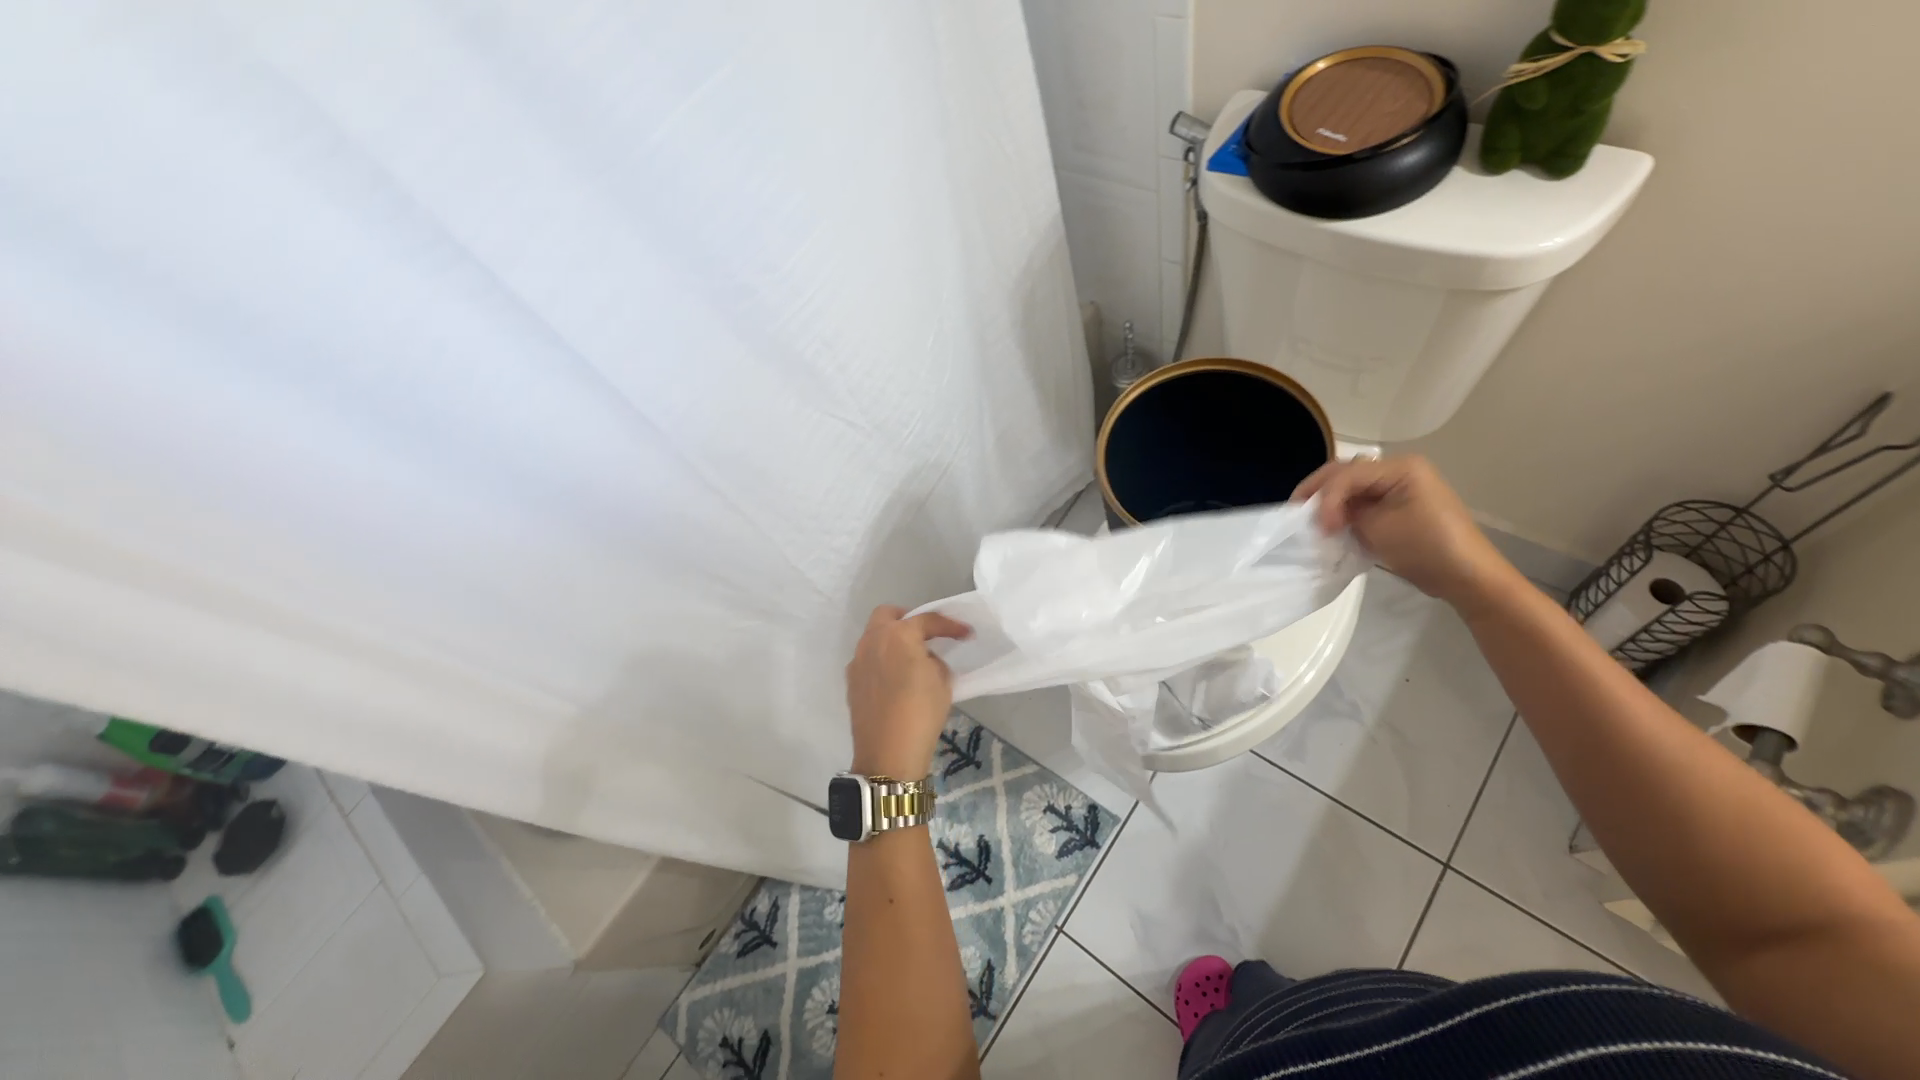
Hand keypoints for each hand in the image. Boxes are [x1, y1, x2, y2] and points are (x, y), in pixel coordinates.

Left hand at [845, 606, 972, 778]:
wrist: (888, 755)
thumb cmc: (921, 714)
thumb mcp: (942, 682)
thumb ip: (934, 660)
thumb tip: (924, 659)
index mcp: (898, 635)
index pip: (927, 620)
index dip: (950, 625)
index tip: (965, 633)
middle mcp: (872, 641)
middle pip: (888, 615)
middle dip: (908, 619)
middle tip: (926, 635)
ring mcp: (857, 661)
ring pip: (873, 636)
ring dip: (892, 639)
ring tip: (911, 658)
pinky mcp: (851, 682)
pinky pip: (868, 659)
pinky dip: (882, 660)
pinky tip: (895, 679)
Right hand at [1293, 455, 1521, 614]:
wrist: (1466, 576)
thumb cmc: (1427, 547)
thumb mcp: (1379, 527)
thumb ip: (1347, 513)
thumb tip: (1325, 514)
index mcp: (1401, 468)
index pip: (1347, 474)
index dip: (1326, 498)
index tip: (1319, 528)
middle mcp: (1399, 471)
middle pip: (1347, 474)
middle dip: (1320, 493)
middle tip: (1296, 513)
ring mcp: (1400, 489)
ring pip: (1352, 488)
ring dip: (1330, 503)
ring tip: (1311, 521)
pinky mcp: (1398, 508)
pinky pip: (1363, 503)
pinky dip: (1344, 513)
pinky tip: (1331, 527)